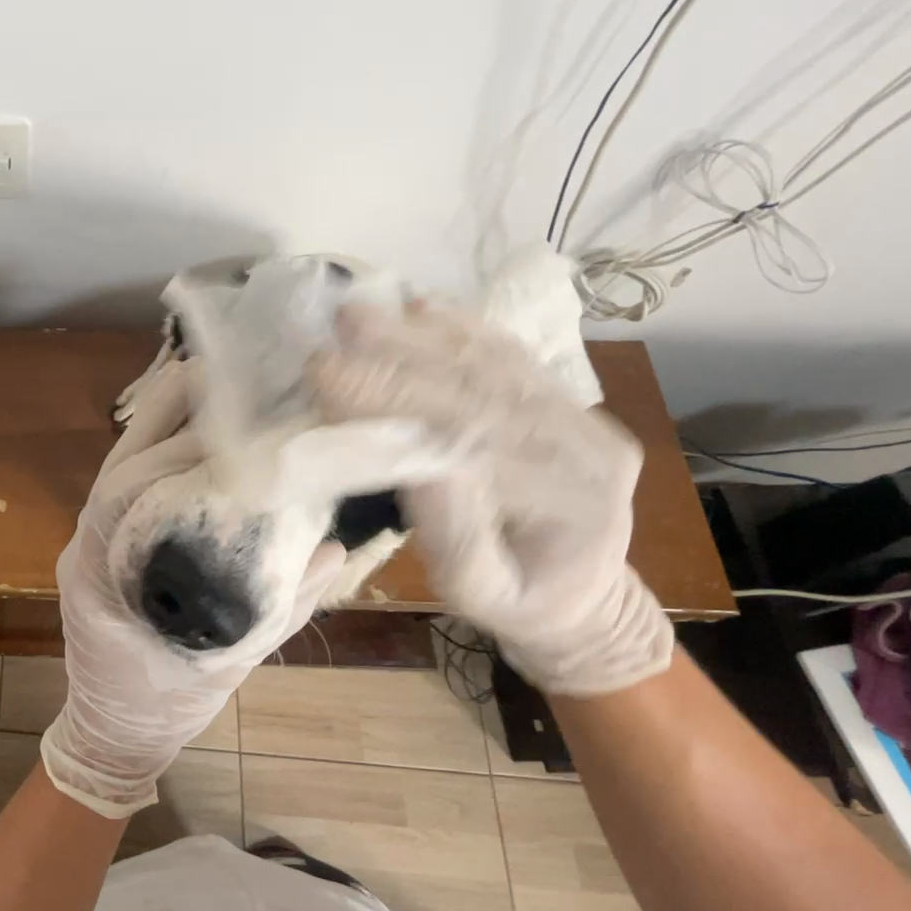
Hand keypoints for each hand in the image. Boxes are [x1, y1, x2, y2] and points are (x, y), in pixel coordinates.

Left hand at [42, 362, 345, 817]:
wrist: (115, 730)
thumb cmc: (165, 705)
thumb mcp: (228, 662)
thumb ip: (278, 606)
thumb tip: (336, 547)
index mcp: (101, 575)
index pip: (123, 495)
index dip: (170, 451)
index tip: (223, 418)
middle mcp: (86, 544)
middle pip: (119, 463)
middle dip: (168, 416)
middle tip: (227, 375)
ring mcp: (88, 540)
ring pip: (120, 466)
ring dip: (164, 425)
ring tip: (218, 386)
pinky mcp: (101, 541)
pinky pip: (130, 484)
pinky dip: (164, 451)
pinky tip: (205, 432)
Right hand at [307, 302, 672, 695]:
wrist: (582, 597)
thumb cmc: (517, 603)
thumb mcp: (476, 594)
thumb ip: (455, 537)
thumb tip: (419, 466)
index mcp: (569, 497)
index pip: (464, 435)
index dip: (390, 401)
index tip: (325, 375)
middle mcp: (586, 444)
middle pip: (480, 389)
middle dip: (400, 355)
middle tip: (336, 327)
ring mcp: (583, 418)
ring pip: (493, 366)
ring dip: (423, 334)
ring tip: (361, 311)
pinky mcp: (568, 405)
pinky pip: (513, 360)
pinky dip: (464, 330)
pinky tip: (424, 307)